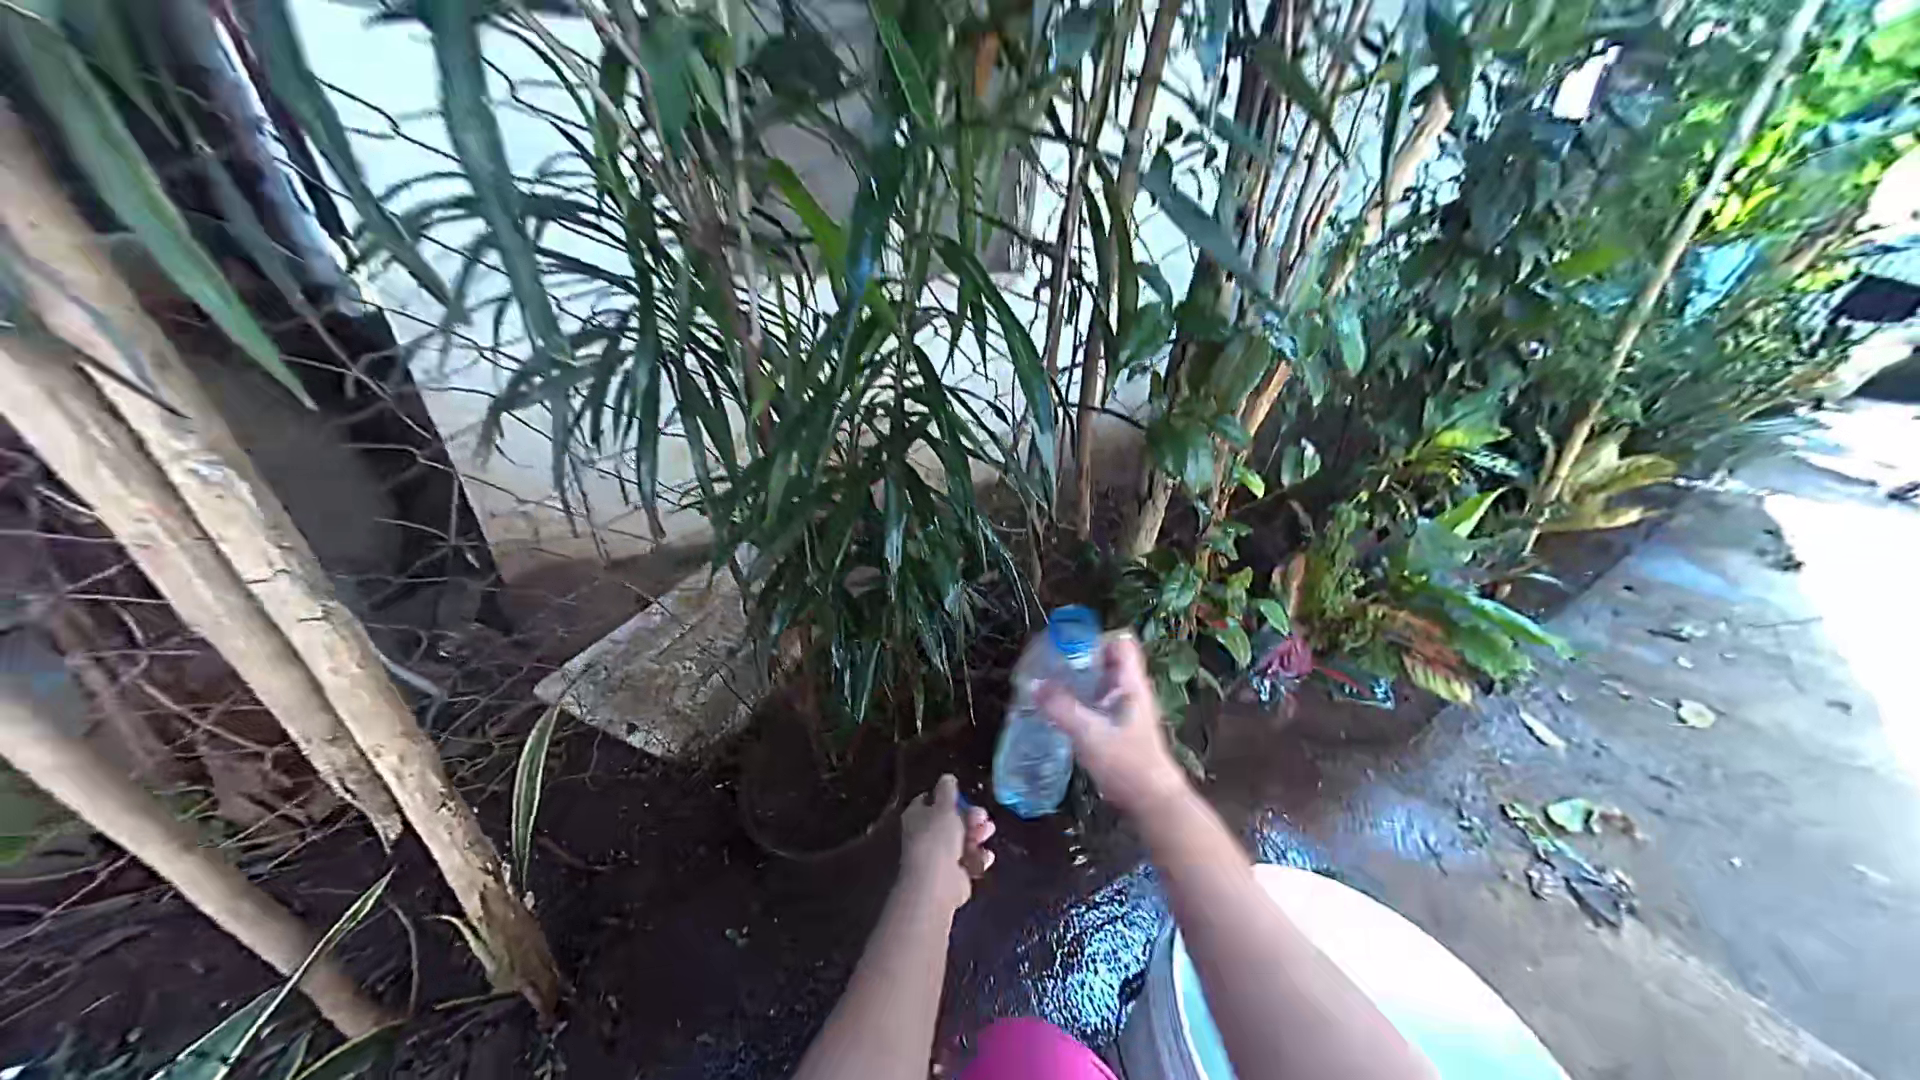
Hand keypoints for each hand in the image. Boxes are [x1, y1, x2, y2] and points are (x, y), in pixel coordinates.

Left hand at [898, 775, 994, 913]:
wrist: (937, 882)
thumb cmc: (937, 838)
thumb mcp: (944, 807)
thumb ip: (948, 790)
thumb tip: (947, 777)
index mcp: (917, 816)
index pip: (929, 800)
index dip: (946, 797)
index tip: (962, 796)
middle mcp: (925, 834)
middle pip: (950, 820)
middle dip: (969, 816)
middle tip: (983, 815)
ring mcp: (939, 856)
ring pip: (962, 839)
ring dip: (977, 834)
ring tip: (989, 831)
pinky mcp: (953, 874)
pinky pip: (968, 860)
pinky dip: (978, 857)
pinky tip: (986, 855)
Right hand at [1037, 632, 1189, 816]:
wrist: (1153, 802)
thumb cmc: (1127, 764)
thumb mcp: (1089, 734)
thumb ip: (1060, 707)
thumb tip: (1033, 684)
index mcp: (1131, 682)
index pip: (1120, 640)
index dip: (1094, 636)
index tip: (1064, 644)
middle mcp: (1132, 689)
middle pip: (1106, 657)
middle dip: (1078, 655)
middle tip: (1049, 662)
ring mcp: (1127, 707)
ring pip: (1101, 678)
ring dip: (1078, 677)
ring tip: (1049, 682)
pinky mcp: (1121, 725)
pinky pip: (1098, 698)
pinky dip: (1080, 696)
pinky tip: (1060, 708)